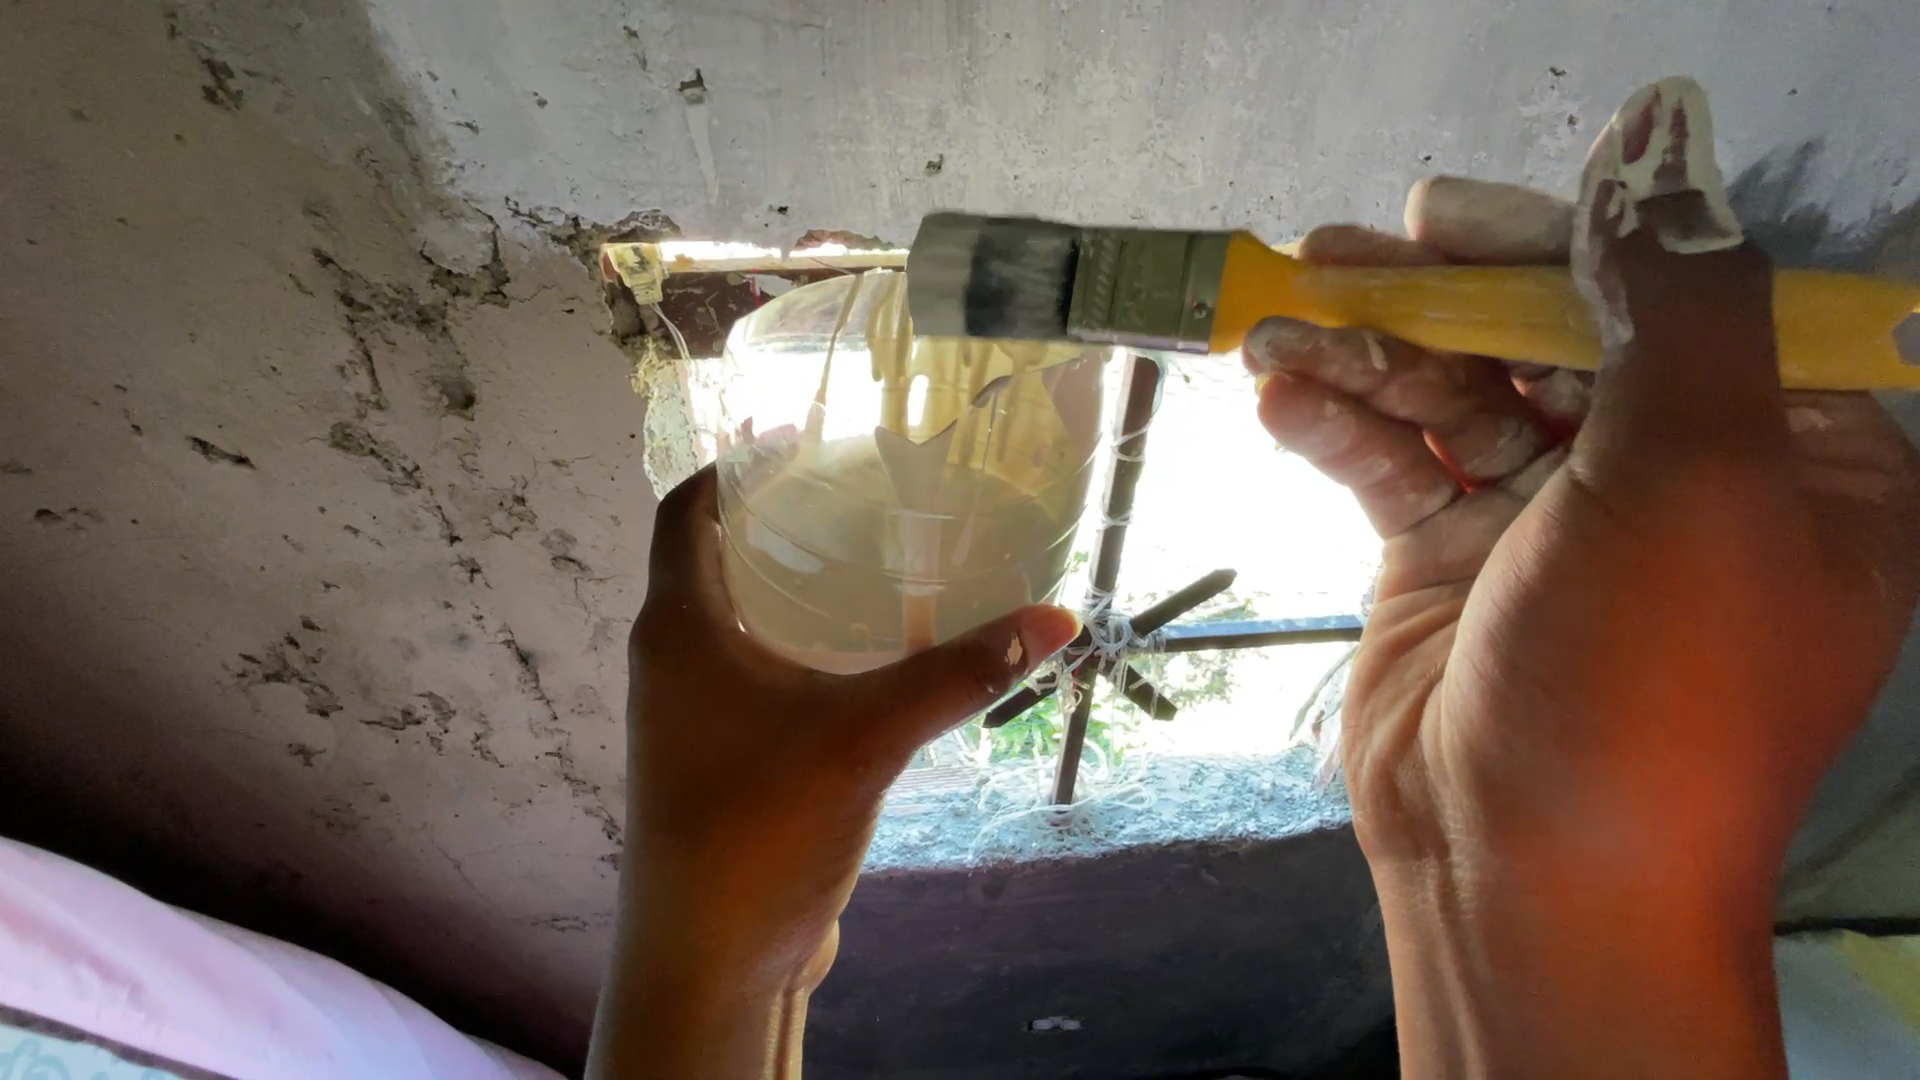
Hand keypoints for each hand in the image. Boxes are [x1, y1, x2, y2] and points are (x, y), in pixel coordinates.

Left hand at [588, 467, 1077, 1079]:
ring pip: (747, 615)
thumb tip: (1052, 619)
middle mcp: (678, 657)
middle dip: (779, 516)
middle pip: (720, 556)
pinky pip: (768, 664)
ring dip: (798, 581)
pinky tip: (873, 642)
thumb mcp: (866, 736)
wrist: (715, 961)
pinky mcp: (731, 747)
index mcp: (680, 629)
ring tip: (875, 550)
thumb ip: (958, 674)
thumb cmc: (760, 829)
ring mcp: (700, 707)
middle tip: (858, 488)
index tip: (799, 438)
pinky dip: (812, 639)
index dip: (734, 466)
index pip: (686, 512)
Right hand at [1245, 78, 1919, 1077]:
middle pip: (1521, 347)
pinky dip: (1331, 434)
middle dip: (1420, 305)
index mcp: (1768, 448)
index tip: (1432, 216)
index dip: (1537, 248)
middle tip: (1322, 259)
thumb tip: (1659, 134)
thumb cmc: (1638, 687)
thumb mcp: (1689, 483)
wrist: (1514, 863)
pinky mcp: (1435, 554)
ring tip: (1270, 336)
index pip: (1642, 305)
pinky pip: (1384, 469)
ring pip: (1435, 406)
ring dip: (1351, 367)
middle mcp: (1647, 472)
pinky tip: (1277, 406)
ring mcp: (1529, 515)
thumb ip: (1671, 305)